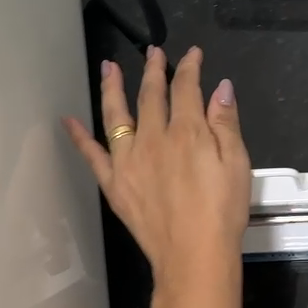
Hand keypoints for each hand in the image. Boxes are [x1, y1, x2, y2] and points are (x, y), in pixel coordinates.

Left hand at [65, 46, 250, 295]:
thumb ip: (225, 123)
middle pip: (150, 95)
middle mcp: (153, 138)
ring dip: (112, 88)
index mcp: (187, 132)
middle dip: (153, 70)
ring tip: (109, 68)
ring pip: (116, 115)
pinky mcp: (114, 183)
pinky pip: (92, 155)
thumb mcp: (238, 163)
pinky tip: (68, 121)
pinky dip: (79, 136)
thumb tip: (220, 87)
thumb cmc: (223, 211)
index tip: (193, 54)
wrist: (194, 256)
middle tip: (153, 52)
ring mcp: (128, 160)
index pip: (186, 88)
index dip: (190, 67)